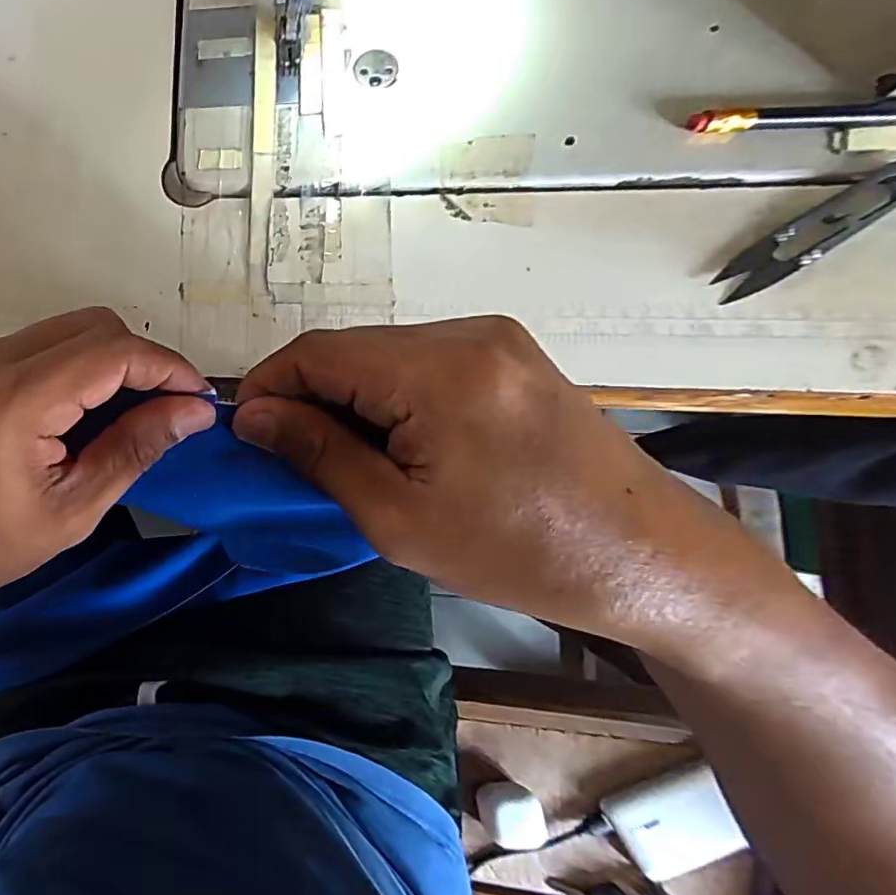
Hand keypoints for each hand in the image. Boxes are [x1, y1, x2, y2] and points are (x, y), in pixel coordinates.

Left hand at [0, 308, 215, 623]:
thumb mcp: (72, 510)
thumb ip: (135, 449)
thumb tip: (192, 411)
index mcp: (10, 402)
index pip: (109, 351)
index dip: (165, 366)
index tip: (196, 398)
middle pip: (91, 325)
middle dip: (140, 360)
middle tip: (164, 411)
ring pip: (67, 329)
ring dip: (108, 363)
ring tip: (125, 417)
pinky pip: (39, 346)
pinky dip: (75, 368)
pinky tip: (82, 413)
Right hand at [232, 317, 792, 645]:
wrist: (650, 561)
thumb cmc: (518, 554)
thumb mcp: (397, 518)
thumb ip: (319, 453)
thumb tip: (253, 415)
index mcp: (439, 371)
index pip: (317, 353)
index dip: (267, 386)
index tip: (245, 434)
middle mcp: (466, 333)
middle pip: (347, 348)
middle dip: (304, 395)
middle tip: (287, 455)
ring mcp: (493, 339)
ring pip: (379, 353)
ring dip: (342, 397)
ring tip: (338, 456)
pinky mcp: (507, 355)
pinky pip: (417, 361)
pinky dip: (383, 395)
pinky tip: (389, 441)